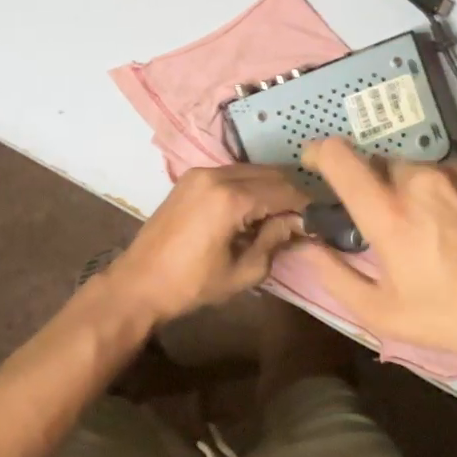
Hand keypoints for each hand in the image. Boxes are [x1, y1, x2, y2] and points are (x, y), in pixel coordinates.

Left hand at [101, 165, 308, 324]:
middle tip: (301, 221)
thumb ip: (274, 241)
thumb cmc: (191, 285)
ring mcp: (200, 173)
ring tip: (277, 218)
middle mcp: (216, 175)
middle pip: (270, 174)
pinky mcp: (189, 178)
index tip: (318, 222)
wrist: (138, 283)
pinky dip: (248, 186)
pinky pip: (231, 174)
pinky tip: (250, 212)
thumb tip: (298, 224)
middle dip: (290, 195)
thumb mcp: (243, 272)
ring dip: (269, 188)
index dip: (305, 207)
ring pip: (251, 170)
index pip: (284, 192)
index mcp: (231, 198)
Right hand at [295, 139, 456, 381]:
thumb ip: (334, 276)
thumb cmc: (453, 319)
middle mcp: (420, 180)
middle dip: (376, 189)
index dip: (319, 153)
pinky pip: (452, 173)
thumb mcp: (383, 313)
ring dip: (414, 192)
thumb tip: (305, 247)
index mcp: (388, 213)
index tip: (315, 163)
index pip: (339, 157)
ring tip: (437, 232)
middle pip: (379, 166)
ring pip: (418, 171)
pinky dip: (448, 192)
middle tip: (391, 226)